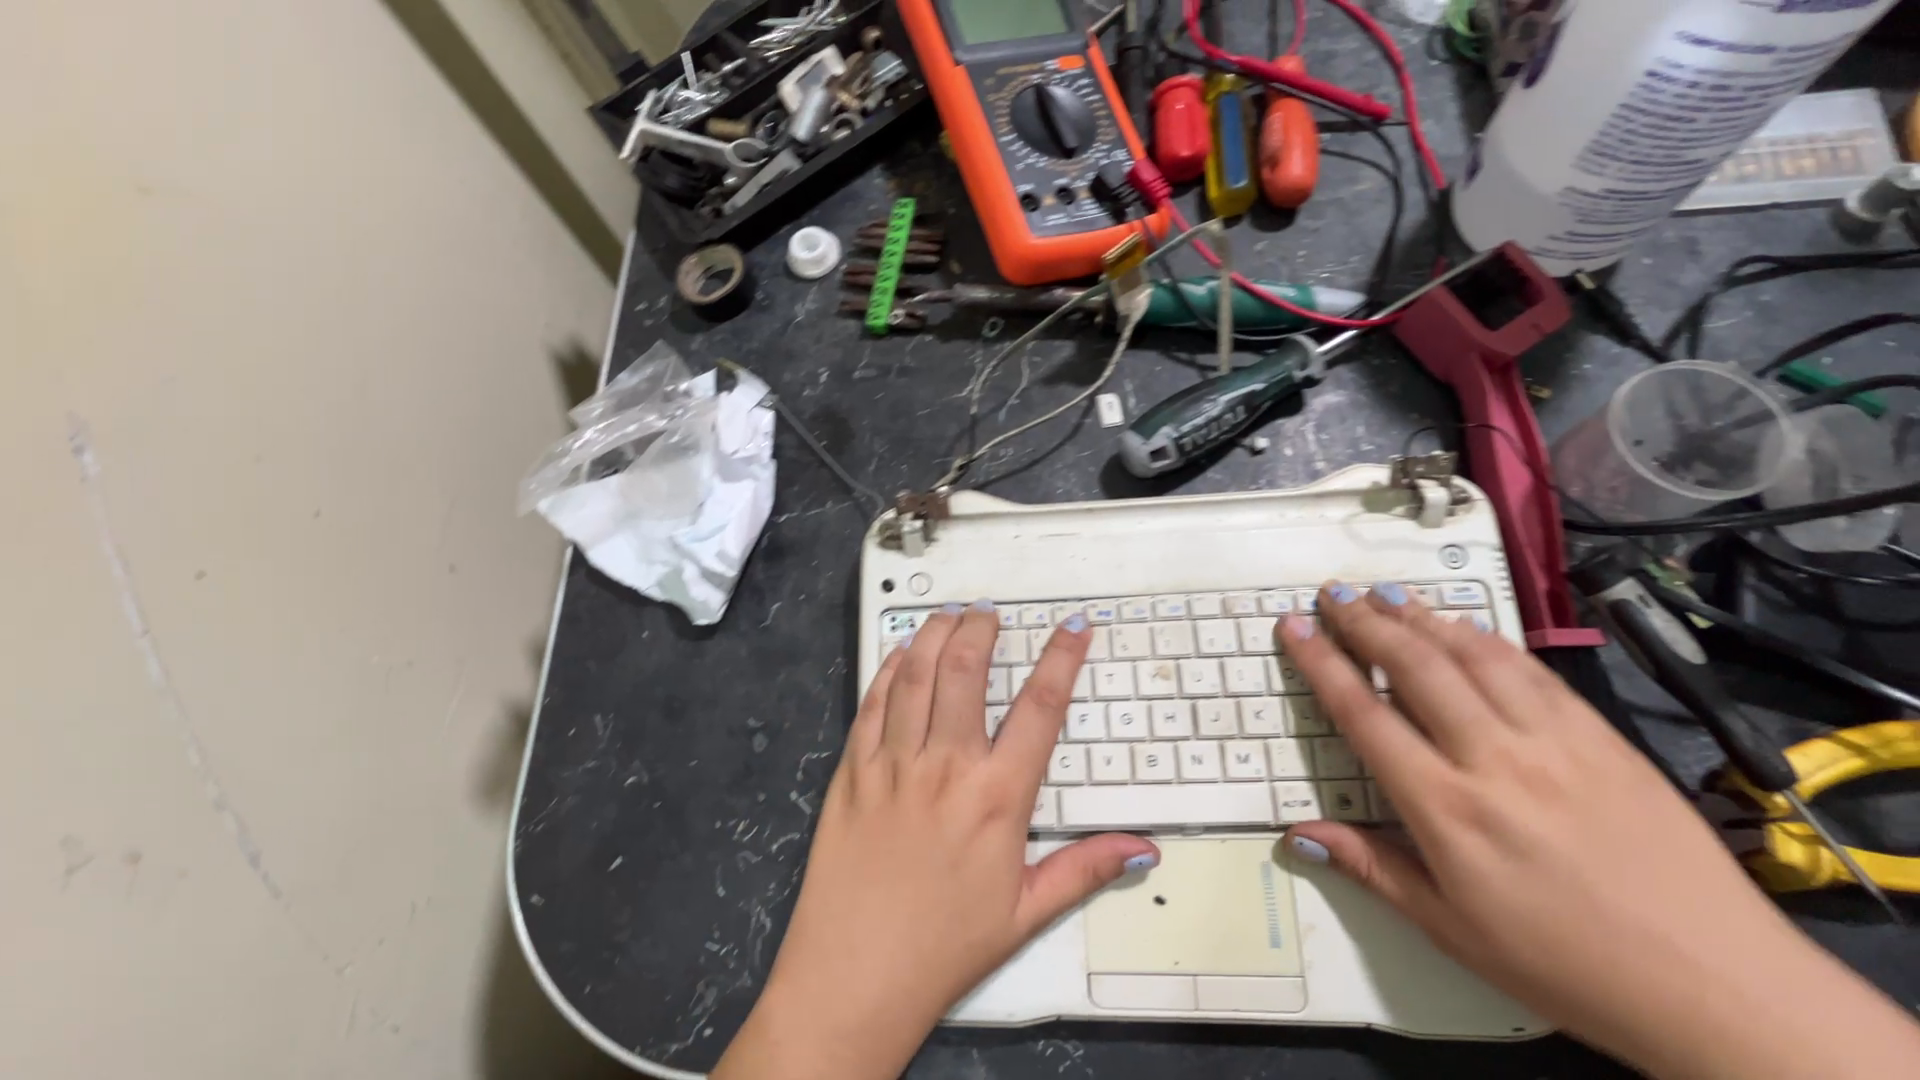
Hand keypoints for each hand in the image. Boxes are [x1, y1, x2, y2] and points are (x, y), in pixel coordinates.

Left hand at [714, 602, 1156, 1079]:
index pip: (1041, 708)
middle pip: (968, 672)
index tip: (1073, 627)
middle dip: (983, 629)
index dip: (1062, 658)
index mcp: (998, 799)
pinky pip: (871, 705)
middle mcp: (947, 768)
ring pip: (917, 676)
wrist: (853, 977)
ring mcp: (893, 766)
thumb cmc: (944, 948)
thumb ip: (1085, 869)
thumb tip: (1145, 847)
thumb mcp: (1026, 913)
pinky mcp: (851, 773)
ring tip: (950, 615)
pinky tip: (901, 652)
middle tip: (991, 612)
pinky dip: (889, 669)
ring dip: (936, 635)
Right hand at [1279, 582, 1919, 1079]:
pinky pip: (1532, 669)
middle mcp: (1494, 758)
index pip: (1364, 715)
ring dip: (1423, 618)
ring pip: (1475, 655)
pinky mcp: (1602, 735)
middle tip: (1333, 593)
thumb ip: (1372, 868)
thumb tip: (1298, 836)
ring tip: (1387, 595)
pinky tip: (1466, 628)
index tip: (1294, 627)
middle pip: (1416, 667)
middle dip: (1366, 621)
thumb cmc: (1564, 963)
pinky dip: (1488, 639)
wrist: (1714, 982)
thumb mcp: (1451, 930)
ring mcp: (1555, 739)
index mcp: (1446, 808)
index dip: (1322, 664)